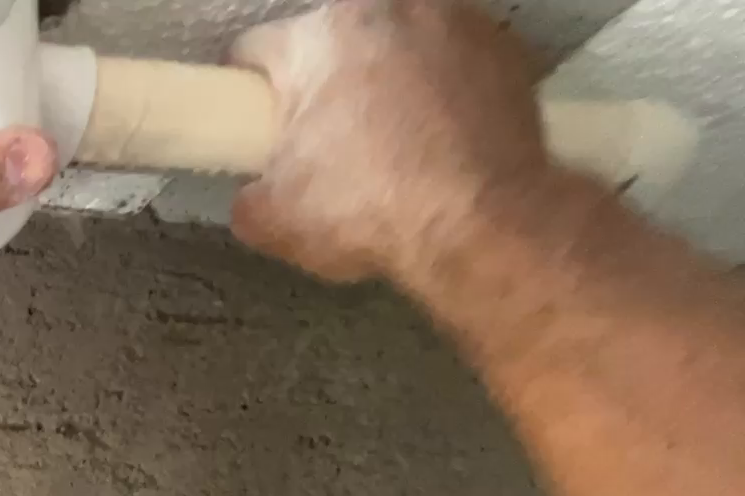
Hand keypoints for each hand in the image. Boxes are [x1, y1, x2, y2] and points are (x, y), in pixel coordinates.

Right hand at [229, 0, 554, 283]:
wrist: (476, 223)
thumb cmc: (359, 209)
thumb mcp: (264, 218)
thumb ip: (246, 189)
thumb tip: (258, 186)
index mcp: (321, 38)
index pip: (252, 49)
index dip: (238, 93)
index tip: (245, 127)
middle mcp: (392, 7)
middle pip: (326, 42)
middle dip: (312, 84)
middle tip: (309, 143)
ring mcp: (458, 18)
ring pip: (388, 47)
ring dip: (373, 80)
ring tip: (373, 141)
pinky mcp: (507, 45)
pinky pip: (443, 60)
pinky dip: (427, 90)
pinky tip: (422, 140)